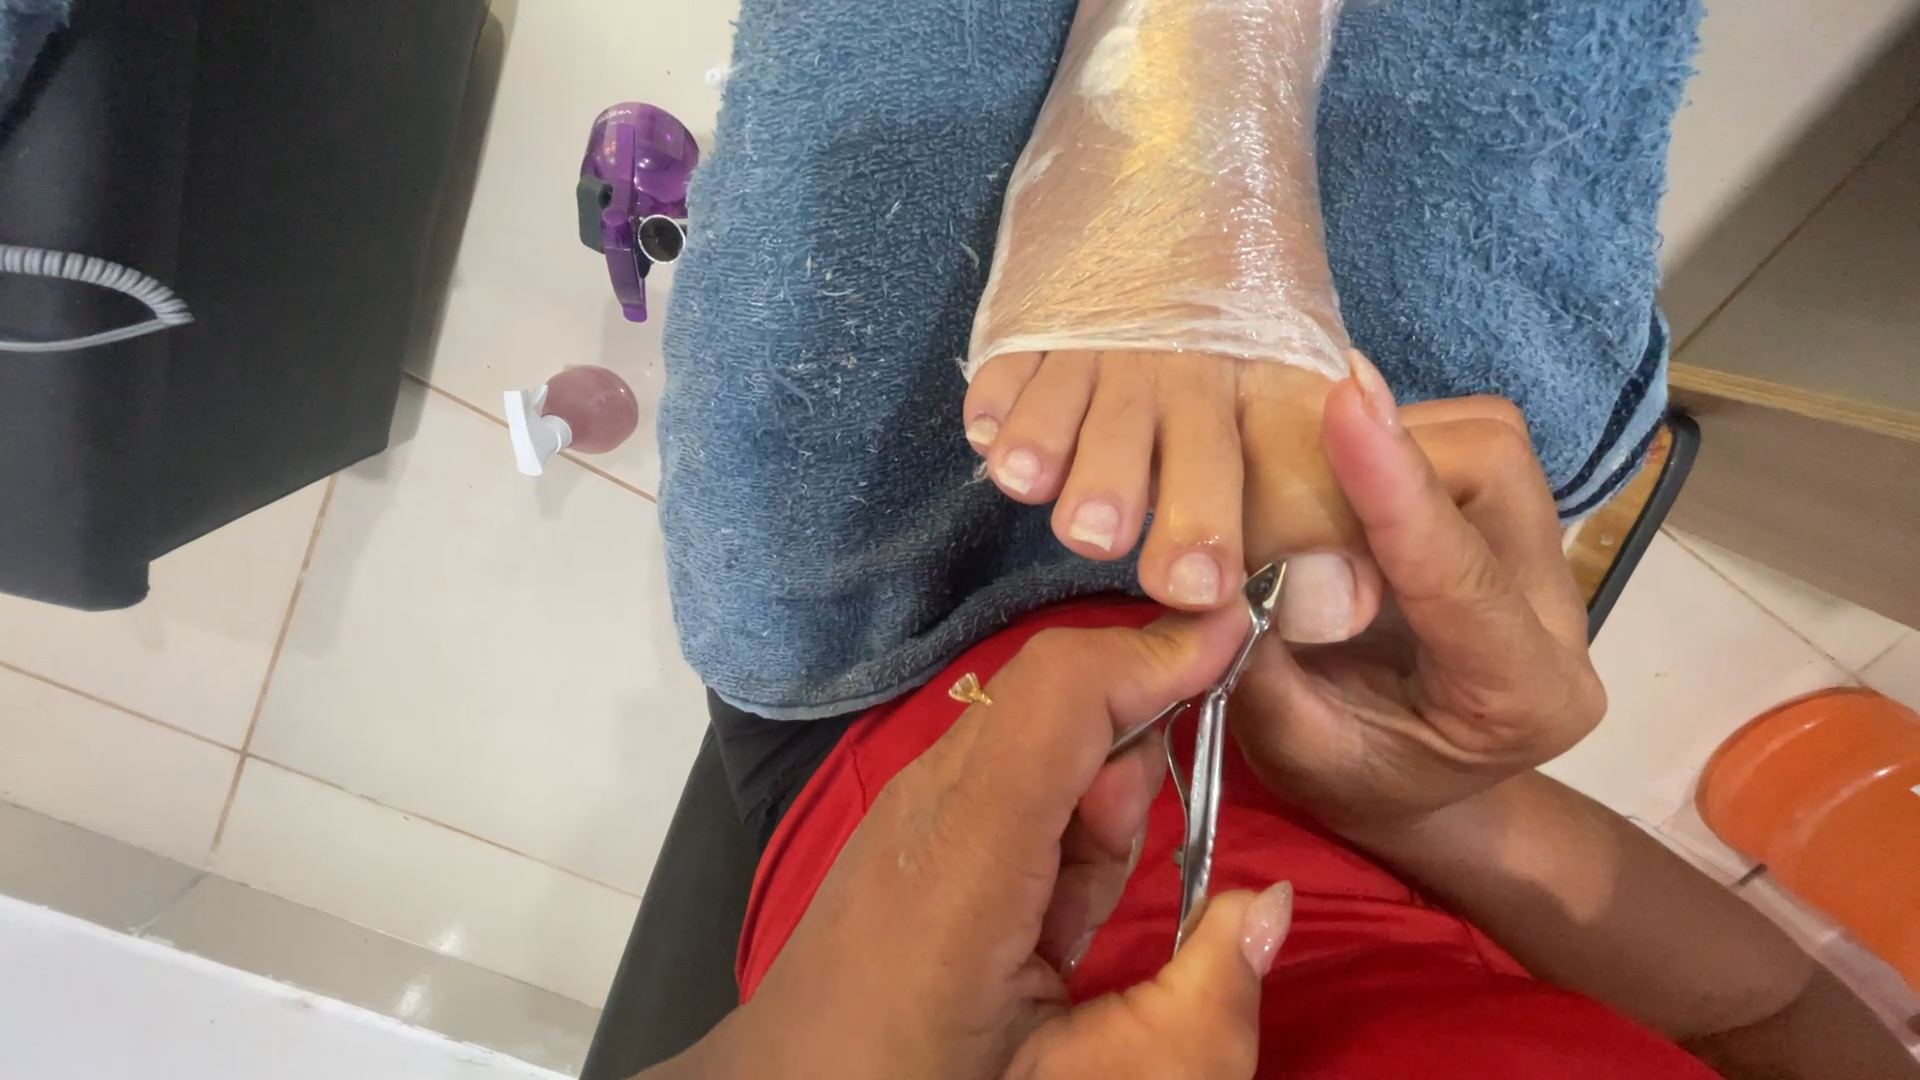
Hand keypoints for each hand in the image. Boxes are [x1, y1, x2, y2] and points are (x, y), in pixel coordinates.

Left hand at [677, 614, 1294, 1079]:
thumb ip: (1193, 1019)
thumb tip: (1268, 902)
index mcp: (963, 859)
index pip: (1057, 696)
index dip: (1148, 652)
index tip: (1234, 635)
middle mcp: (930, 795)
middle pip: (1055, 696)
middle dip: (1129, 753)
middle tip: (1111, 875)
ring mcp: (916, 793)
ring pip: (1045, 730)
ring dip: (1095, 803)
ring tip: (1067, 921)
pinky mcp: (920, 805)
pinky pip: (1019, 766)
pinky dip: (1063, 820)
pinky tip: (1044, 910)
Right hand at [1232, 352, 1607, 832]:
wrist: (1408, 784)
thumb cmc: (1349, 779)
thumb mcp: (1289, 746)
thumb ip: (1260, 664)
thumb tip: (1222, 565)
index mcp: (1515, 695)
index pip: (1459, 575)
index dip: (1395, 489)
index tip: (1341, 404)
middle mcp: (1554, 618)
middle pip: (1497, 473)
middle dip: (1393, 447)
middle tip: (1291, 467)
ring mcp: (1542, 566)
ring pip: (1490, 444)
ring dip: (1394, 437)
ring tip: (1313, 476)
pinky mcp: (1508, 532)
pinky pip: (1464, 447)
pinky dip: (1394, 441)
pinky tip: (1338, 477)